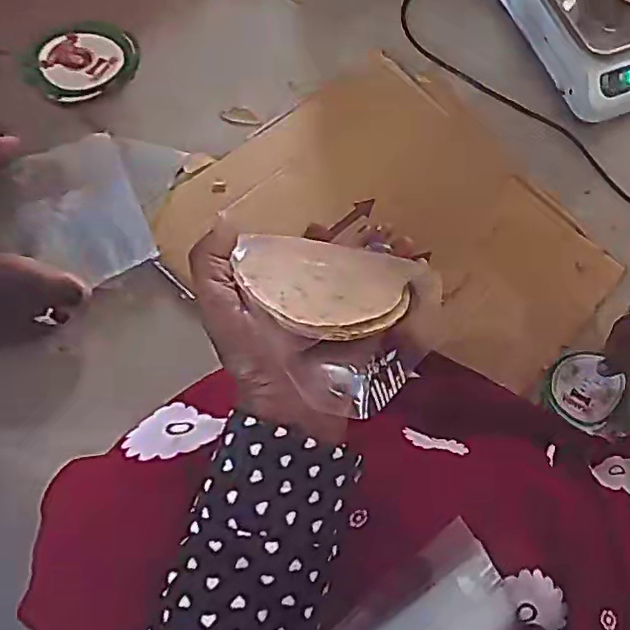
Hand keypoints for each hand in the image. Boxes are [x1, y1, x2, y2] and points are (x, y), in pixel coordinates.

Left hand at [188, 219, 441, 442]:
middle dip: (366, 239)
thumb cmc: (254, 358)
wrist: (291, 407)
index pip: (305, 254)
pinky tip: (417, 267)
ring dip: (392, 255)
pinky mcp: (374, 331)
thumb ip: (211, 269)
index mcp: (287, 290)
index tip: (322, 226)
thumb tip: (225, 222)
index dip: (315, 236)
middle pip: (347, 260)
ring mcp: (351, 315)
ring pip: (375, 276)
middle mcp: (321, 299)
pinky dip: (411, 284)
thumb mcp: (221, 312)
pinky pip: (395, 304)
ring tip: (402, 241)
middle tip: (380, 228)